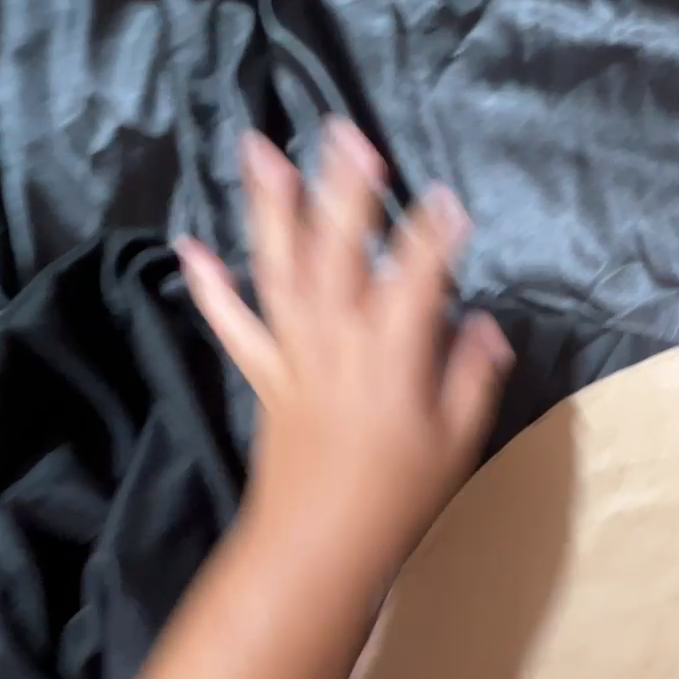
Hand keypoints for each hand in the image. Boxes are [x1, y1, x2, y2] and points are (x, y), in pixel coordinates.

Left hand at [174, 121, 512, 575]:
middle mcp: (338, 340)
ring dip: (271, 209)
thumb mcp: (458, 438)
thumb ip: (473, 375)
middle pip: (340, 253)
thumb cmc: (402, 492)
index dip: (433, 236)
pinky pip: (234, 322)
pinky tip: (190, 246)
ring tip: (260, 151)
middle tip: (347, 137)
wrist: (321, 541)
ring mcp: (294, 352)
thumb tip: (487, 325)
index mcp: (393, 355)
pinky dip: (210, 285)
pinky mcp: (266, 373)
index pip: (417, 279)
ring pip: (281, 269)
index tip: (447, 200)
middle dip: (346, 193)